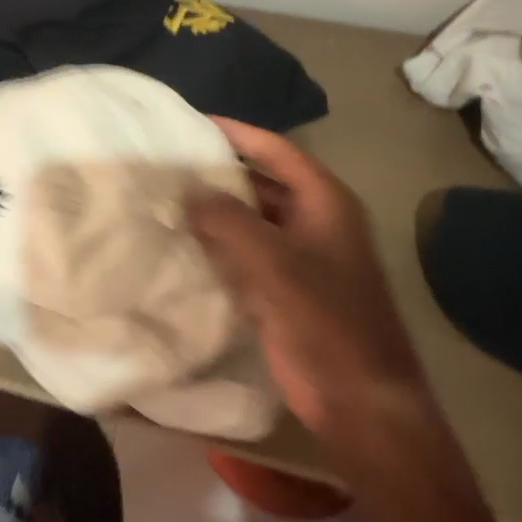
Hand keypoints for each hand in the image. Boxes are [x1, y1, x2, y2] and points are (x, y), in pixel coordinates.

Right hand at [186, 117, 429, 435]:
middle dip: (218, 174)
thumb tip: (188, 189)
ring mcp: (298, 259)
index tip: (192, 123)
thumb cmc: (325, 321)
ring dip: (213, 213)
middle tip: (167, 164)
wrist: (358, 398)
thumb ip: (228, 221)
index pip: (276, 152)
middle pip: (261, 184)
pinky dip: (215, 248)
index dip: (237, 134)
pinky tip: (179, 245)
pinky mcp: (282, 291)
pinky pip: (243, 256)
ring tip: (163, 198)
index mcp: (324, 203)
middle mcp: (312, 222)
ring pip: (249, 222)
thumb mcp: (274, 263)